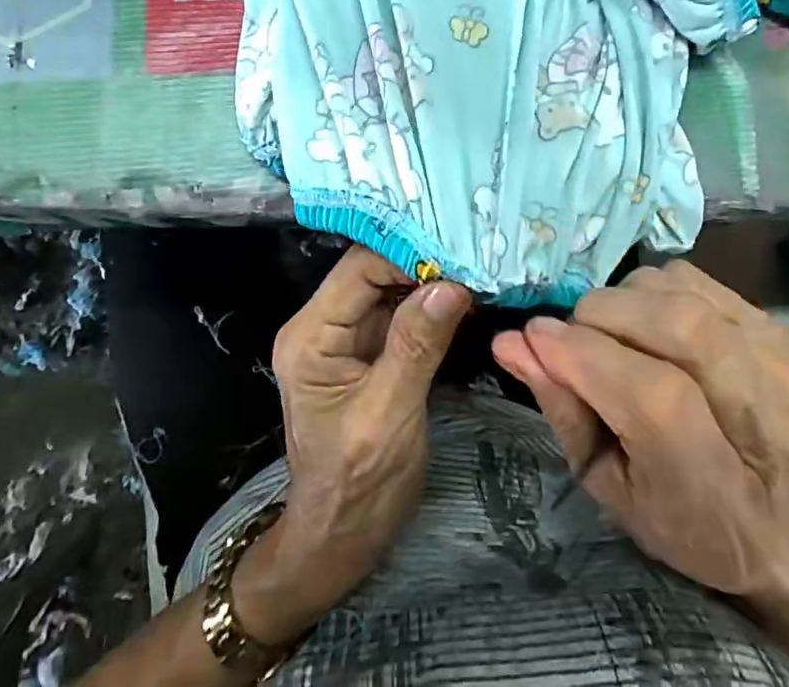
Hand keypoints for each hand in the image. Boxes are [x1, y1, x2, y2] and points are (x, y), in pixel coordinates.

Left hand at [233, 247, 470, 643]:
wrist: (342, 536)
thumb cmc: (358, 484)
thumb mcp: (389, 414)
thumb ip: (416, 346)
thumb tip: (451, 285)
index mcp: (310, 335)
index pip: (359, 269)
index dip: (409, 254)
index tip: (462, 251)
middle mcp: (321, 326)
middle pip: (372, 274)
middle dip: (422, 263)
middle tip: (477, 255)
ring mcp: (344, 339)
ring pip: (387, 291)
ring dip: (430, 282)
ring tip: (478, 268)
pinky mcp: (366, 353)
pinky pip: (398, 316)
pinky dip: (429, 307)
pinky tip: (463, 298)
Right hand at [491, 261, 788, 597]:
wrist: (770, 527)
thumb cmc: (672, 513)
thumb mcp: (601, 481)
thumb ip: (560, 408)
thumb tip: (509, 342)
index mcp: (719, 488)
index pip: (658, 399)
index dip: (588, 356)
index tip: (535, 337)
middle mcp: (770, 425)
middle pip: (682, 330)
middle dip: (603, 317)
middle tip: (574, 337)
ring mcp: (783, 370)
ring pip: (685, 296)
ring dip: (626, 301)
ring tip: (612, 335)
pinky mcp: (781, 334)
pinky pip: (696, 280)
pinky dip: (652, 289)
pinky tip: (647, 323)